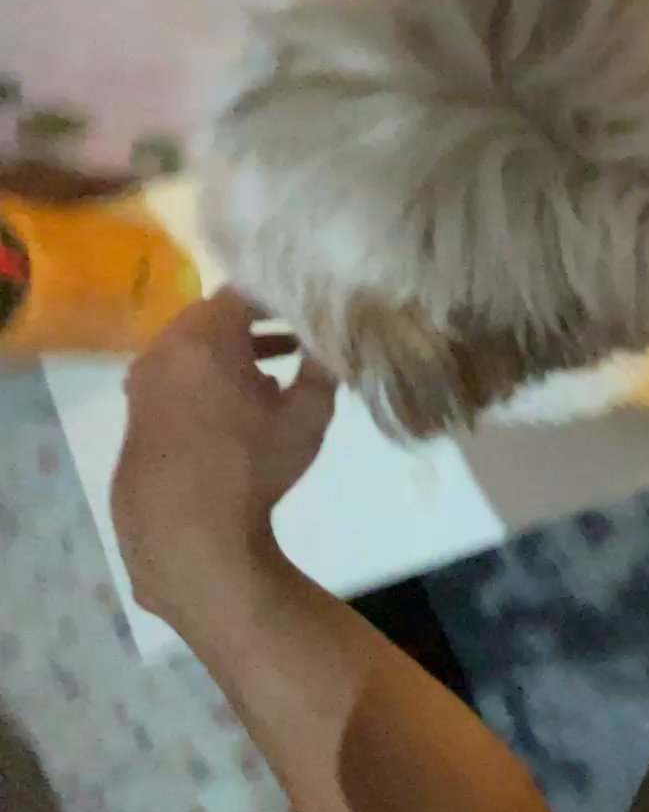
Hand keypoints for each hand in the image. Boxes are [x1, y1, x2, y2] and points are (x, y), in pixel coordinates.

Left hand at [111, 288, 335, 624]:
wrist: (184, 520)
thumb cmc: (253, 459)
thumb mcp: (310, 413)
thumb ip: (324, 370)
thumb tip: (341, 341)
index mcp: (205, 341)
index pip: (243, 292)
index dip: (284, 292)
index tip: (321, 299)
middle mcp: (167, 349)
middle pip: (217, 313)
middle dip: (265, 316)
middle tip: (311, 324)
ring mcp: (148, 377)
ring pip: (200, 340)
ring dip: (242, 342)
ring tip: (290, 357)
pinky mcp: (144, 403)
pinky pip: (186, 365)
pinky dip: (220, 364)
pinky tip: (256, 389)